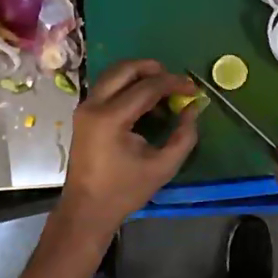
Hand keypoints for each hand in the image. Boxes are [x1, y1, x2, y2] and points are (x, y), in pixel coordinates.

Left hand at [56, 60, 200, 237]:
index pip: (147, 87)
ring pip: (114, 73)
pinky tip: (145, 102)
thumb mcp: (163, 167)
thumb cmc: (124, 191)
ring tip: (162, 90)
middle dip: (153, 69)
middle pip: (125, 69)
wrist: (87, 209)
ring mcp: (85, 107)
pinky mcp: (84, 112)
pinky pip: (107, 86)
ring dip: (139, 75)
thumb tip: (192, 109)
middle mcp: (94, 105)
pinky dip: (127, 84)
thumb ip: (183, 136)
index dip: (173, 83)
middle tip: (175, 81)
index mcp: (111, 118)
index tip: (193, 89)